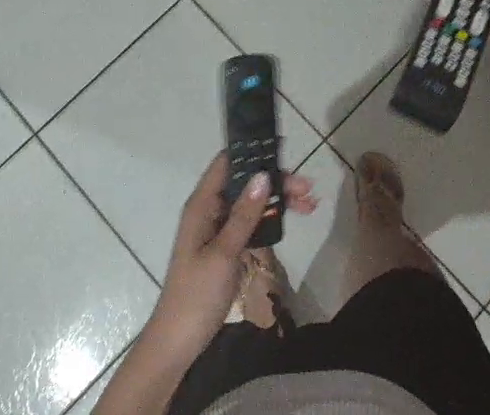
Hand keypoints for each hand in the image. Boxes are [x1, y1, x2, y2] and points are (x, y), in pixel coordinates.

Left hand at [144, 154, 317, 358]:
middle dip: (275, 181)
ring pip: (251, 203)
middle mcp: (209, 211)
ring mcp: (218, 230)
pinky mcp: (227, 248)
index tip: (283, 150)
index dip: (252, 153)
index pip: (226, 164)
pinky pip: (251, 223)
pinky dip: (271, 219)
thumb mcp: (223, 253)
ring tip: (310, 203)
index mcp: (201, 205)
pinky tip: (292, 219)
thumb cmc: (197, 293)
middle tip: (308, 188)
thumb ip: (244, 215)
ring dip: (278, 200)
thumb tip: (263, 175)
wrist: (179, 340)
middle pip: (244, 183)